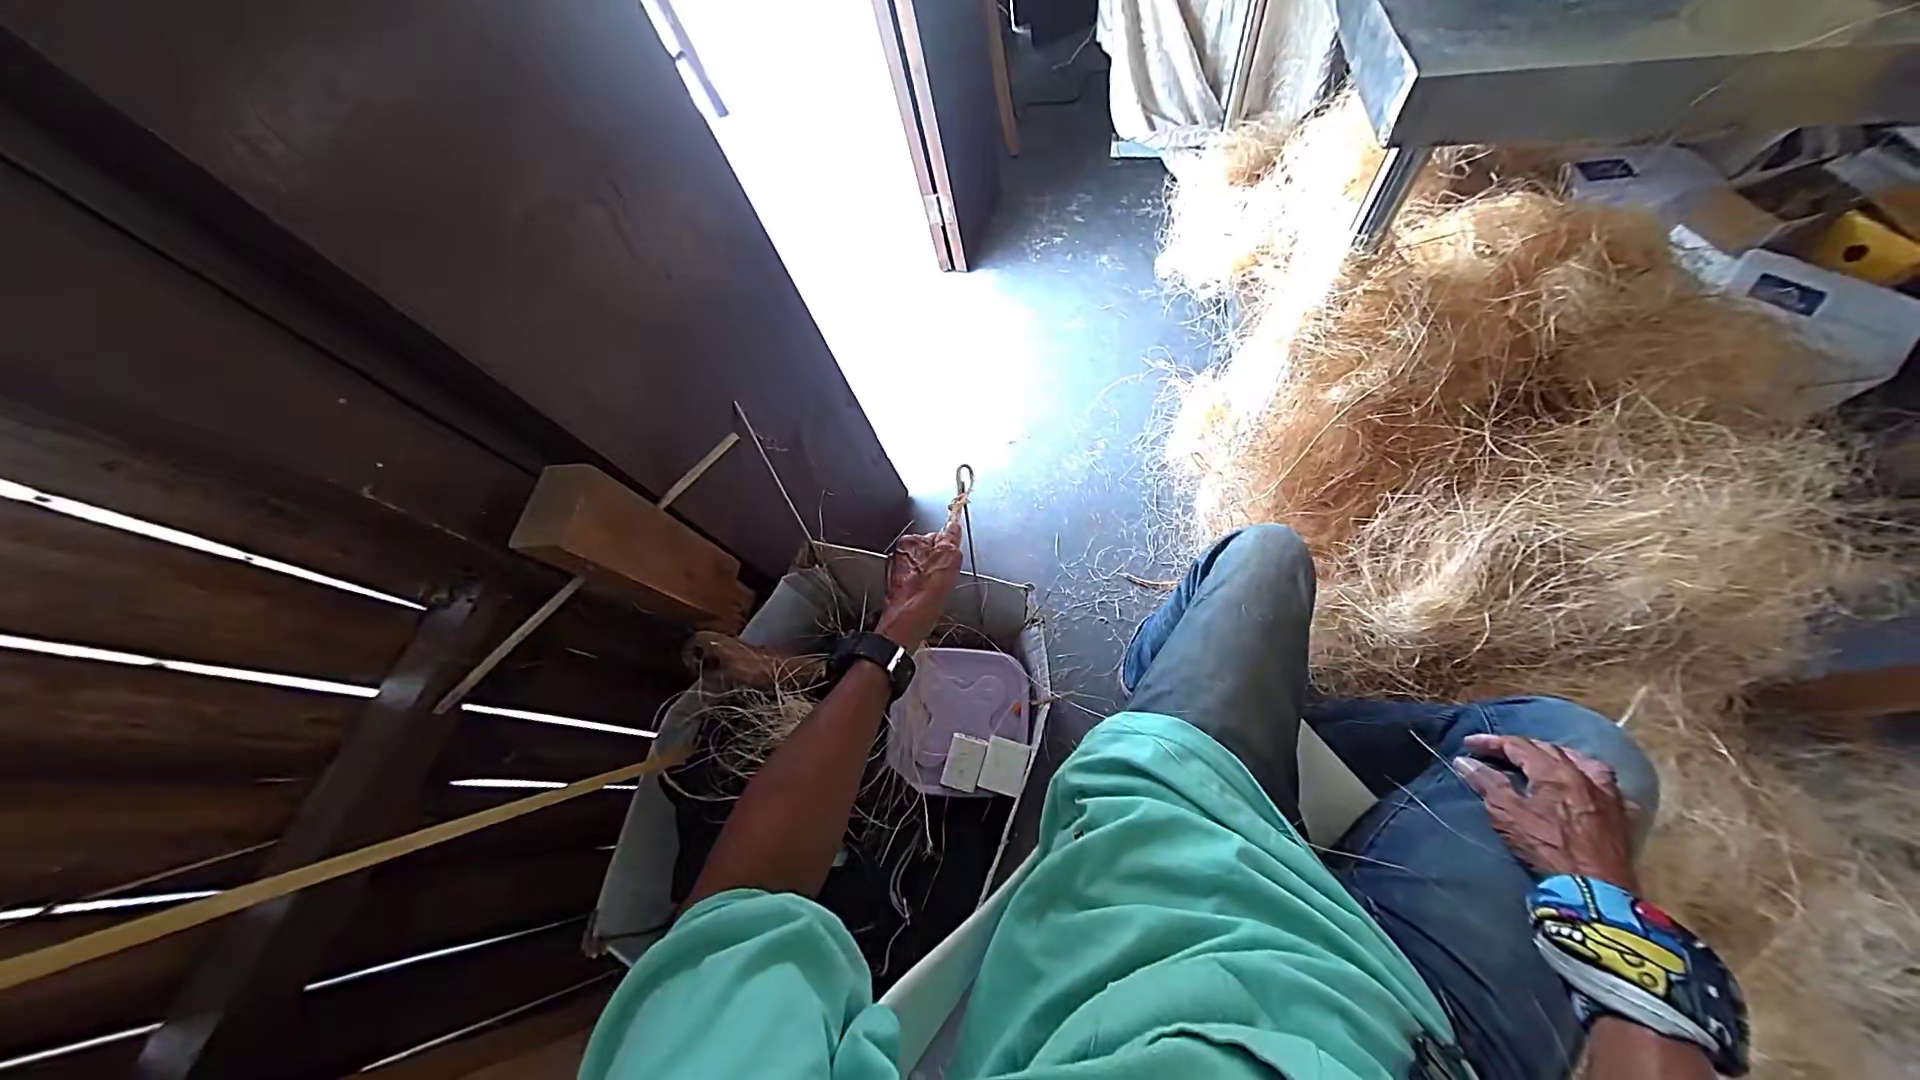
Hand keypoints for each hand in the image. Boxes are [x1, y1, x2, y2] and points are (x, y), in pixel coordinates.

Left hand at [876, 515, 962, 648]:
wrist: (906, 625)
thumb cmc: (923, 597)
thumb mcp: (948, 560)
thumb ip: (951, 538)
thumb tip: (954, 525)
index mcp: (910, 541)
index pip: (939, 535)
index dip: (951, 549)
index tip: (953, 559)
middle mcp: (901, 554)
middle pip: (932, 552)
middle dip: (942, 563)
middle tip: (944, 578)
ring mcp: (899, 571)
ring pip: (927, 569)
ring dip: (934, 578)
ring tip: (935, 591)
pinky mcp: (900, 587)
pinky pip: (920, 583)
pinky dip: (927, 589)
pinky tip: (929, 598)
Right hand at [1452, 734, 1638, 890]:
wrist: (1595, 889)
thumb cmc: (1546, 847)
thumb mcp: (1506, 813)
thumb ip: (1487, 782)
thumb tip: (1465, 760)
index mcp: (1554, 772)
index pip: (1518, 745)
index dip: (1490, 742)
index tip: (1468, 745)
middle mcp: (1584, 776)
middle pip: (1549, 749)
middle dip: (1520, 747)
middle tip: (1496, 753)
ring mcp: (1609, 795)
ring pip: (1584, 761)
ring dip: (1559, 756)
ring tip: (1543, 761)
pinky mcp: (1623, 816)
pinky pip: (1609, 786)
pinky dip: (1591, 780)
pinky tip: (1585, 787)